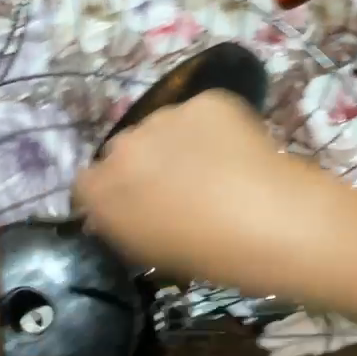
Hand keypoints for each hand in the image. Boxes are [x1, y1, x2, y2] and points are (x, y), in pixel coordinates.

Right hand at [76, 90, 331, 285]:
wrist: (268, 222)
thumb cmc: (210, 255)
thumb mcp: (155, 253)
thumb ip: (127, 227)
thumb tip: (124, 216)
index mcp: (101, 193)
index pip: (88, 185)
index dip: (114, 194)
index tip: (138, 207)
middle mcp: (122, 146)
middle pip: (124, 150)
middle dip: (144, 165)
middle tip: (181, 189)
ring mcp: (164, 115)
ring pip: (164, 127)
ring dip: (179, 143)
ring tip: (217, 170)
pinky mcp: (205, 100)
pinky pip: (202, 113)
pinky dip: (215, 129)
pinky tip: (239, 154)